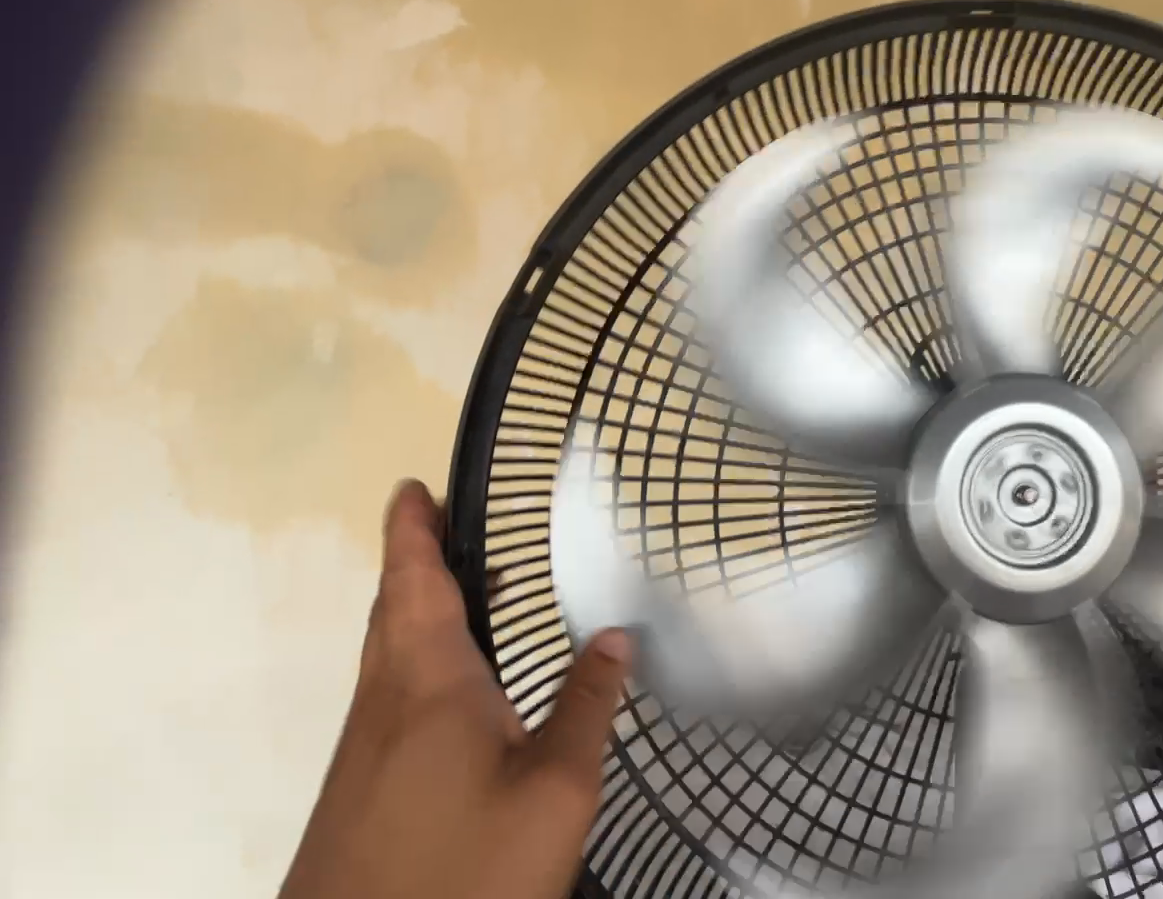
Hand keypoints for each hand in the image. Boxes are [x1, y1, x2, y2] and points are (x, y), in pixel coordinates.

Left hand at [279, 480, 629, 898]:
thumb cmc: (468, 871)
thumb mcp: (555, 790)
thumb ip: (586, 707)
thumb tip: (614, 638)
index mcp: (429, 690)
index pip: (417, 588)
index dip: (412, 534)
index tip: (410, 487)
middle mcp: (386, 709)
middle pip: (393, 613)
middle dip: (414, 559)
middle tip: (444, 518)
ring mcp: (366, 754)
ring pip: (387, 654)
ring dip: (418, 604)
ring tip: (468, 581)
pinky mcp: (363, 789)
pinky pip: (391, 691)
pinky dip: (420, 650)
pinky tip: (459, 677)